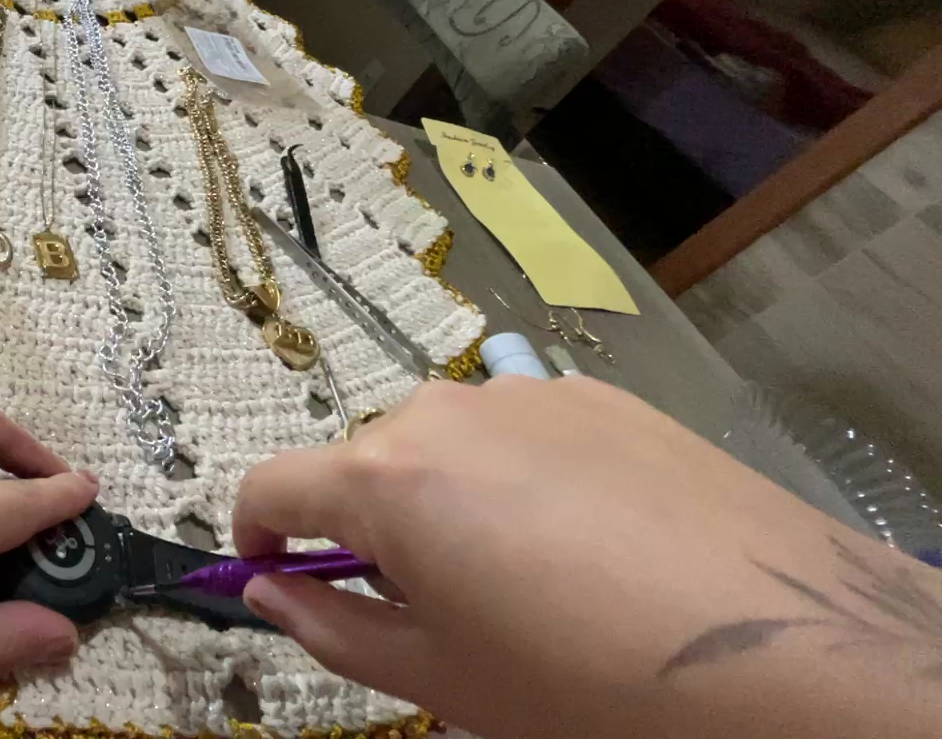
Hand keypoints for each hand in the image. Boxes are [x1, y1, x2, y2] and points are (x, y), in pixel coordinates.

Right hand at [233, 375, 941, 738]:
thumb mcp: (444, 681)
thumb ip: (327, 629)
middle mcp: (431, 411)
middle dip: (364, 526)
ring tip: (524, 567)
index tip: (272, 571)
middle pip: (357, 465)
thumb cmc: (595, 690)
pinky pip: (510, 428)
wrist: (826, 668)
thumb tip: (262, 591)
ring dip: (438, 495)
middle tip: (436, 599)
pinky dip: (511, 473)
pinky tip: (588, 532)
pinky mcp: (588, 393)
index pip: (269, 486)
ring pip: (433, 443)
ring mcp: (514, 392)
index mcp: (382, 478)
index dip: (255, 532)